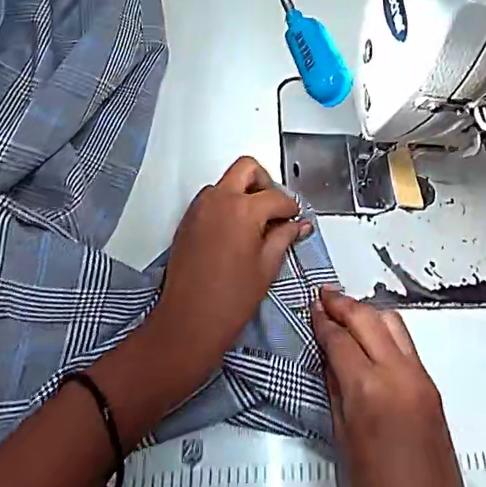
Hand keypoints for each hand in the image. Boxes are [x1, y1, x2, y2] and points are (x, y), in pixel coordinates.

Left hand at [144, 157, 310, 383]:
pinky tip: (236, 231)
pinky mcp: (188, 217)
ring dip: (243, 192)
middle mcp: (218, 199)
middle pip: (246, 168)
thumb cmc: (230, 298)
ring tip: (256, 223)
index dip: (291, 208)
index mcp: (242, 208)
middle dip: (265, 182)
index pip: (276, 196)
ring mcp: (200, 206)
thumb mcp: (267, 266)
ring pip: (226, 182)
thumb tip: (297, 225)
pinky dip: (226, 204)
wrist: (189, 318)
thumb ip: (283, 237)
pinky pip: (211, 198)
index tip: (295, 217)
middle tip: (274, 207)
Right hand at [312, 285, 464, 486]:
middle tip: (325, 296)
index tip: (312, 308)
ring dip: (366, 312)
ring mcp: (420, 380)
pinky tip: (371, 336)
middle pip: (366, 319)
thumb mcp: (343, 438)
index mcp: (369, 389)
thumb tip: (329, 358)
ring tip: (347, 311)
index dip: (322, 320)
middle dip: (342, 304)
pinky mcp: (434, 389)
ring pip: (392, 322)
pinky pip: (407, 343)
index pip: (339, 338)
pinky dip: (385, 330)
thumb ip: (335, 389)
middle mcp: (398, 376)